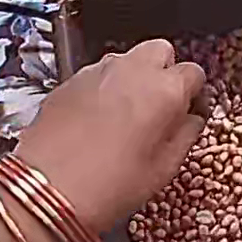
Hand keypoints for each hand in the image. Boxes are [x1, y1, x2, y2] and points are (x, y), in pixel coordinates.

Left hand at [13, 39, 207, 232]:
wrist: (48, 190)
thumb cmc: (113, 184)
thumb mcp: (165, 168)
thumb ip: (186, 133)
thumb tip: (191, 119)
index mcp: (165, 89)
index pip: (194, 73)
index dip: (194, 93)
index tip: (189, 111)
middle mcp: (133, 69)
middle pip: (161, 51)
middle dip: (165, 71)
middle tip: (159, 104)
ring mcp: (98, 71)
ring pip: (127, 59)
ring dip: (134, 77)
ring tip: (127, 113)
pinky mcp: (70, 79)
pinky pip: (98, 73)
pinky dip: (105, 87)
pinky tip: (99, 118)